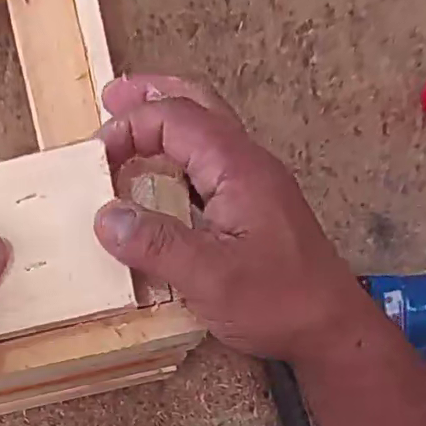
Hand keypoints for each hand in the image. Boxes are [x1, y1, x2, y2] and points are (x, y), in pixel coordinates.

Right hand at [93, 75, 381, 364]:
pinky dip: (177, 161)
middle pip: (198, 107)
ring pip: (206, 134)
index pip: (177, 119)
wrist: (329, 328)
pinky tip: (161, 183)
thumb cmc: (277, 302)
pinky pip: (209, 169)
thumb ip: (156, 245)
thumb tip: (105, 217)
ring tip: (129, 130)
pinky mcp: (254, 213)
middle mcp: (248, 166)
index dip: (131, 126)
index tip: (96, 157)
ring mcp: (254, 188)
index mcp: (238, 168)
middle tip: (110, 99)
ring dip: (166, 124)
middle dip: (151, 97)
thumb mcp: (209, 277)